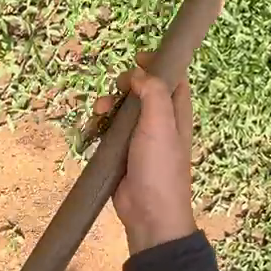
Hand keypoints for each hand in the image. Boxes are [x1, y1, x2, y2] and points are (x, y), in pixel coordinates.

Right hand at [102, 52, 196, 255]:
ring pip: (122, 109)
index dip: (159, 64)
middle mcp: (160, 122)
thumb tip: (139, 73)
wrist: (149, 214)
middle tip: (117, 87)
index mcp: (177, 113)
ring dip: (108, 104)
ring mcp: (140, 138)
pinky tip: (92, 128)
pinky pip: (109, 130)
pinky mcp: (121, 152)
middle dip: (126, 84)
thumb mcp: (161, 123)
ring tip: (99, 111)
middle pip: (143, 91)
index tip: (139, 57)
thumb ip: (153, 92)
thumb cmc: (160, 166)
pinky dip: (100, 125)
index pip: (174, 78)